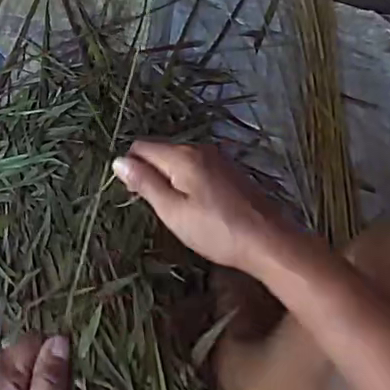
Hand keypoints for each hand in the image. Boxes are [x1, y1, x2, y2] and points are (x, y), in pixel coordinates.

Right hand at [113, 141, 297, 273]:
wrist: (271, 242)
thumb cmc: (217, 231)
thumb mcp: (173, 212)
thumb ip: (145, 183)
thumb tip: (118, 161)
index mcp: (182, 155)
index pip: (141, 146)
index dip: (130, 167)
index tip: (134, 195)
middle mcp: (200, 148)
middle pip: (160, 150)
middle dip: (149, 171)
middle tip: (155, 206)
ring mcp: (218, 158)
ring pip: (178, 158)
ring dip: (169, 177)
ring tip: (175, 208)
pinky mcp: (231, 170)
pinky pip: (197, 166)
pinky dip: (187, 179)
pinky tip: (196, 205)